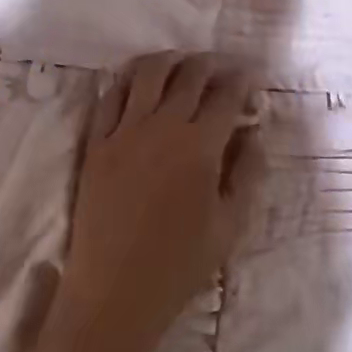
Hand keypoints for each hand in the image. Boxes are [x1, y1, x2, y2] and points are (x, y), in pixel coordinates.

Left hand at [50, 52, 254, 351]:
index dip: (242, 80)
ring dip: (170, 60)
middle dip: (211, 63)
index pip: (225, 96)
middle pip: (189, 75)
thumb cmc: (179, 264)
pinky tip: (139, 81)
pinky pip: (111, 96)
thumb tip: (254, 130)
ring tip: (182, 62)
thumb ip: (247, 171)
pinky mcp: (96, 142)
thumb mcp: (230, 224)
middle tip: (222, 66)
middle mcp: (162, 127)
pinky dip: (128, 79)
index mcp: (200, 147)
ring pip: (147, 73)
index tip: (251, 75)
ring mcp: (124, 131)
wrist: (114, 290)